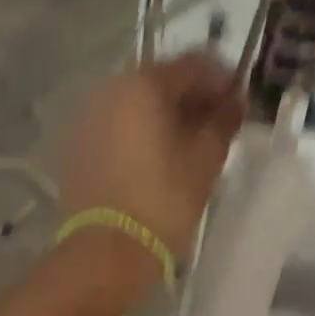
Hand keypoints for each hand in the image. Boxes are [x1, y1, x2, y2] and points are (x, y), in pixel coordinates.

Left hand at [58, 55, 244, 263]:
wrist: (106, 250)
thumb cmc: (163, 201)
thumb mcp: (205, 160)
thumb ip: (223, 121)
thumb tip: (234, 100)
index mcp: (142, 85)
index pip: (191, 64)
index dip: (220, 77)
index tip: (239, 100)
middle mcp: (108, 89)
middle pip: (159, 79)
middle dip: (190, 94)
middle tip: (216, 121)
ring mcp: (86, 116)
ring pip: (134, 101)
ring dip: (163, 112)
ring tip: (188, 141)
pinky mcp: (75, 144)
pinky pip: (115, 123)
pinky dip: (138, 129)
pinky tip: (157, 154)